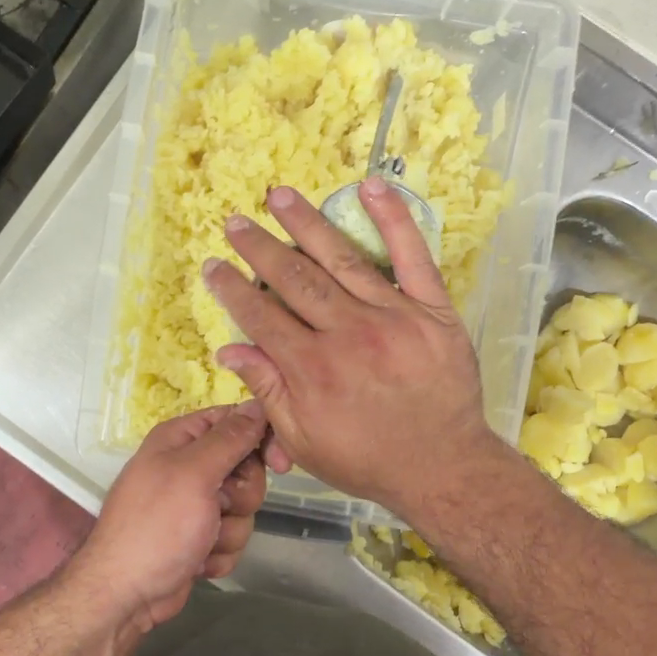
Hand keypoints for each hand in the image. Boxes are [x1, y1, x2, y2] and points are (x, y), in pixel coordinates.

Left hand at [66, 402, 269, 634]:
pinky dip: (218, 553)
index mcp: (180, 439)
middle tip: (218, 506)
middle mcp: (187, 467)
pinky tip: (196, 562)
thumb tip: (256, 406)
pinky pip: (232, 538)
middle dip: (241, 495)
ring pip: (243, 509)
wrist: (128, 593)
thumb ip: (229, 439)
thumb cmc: (156, 526)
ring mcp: (193, 506)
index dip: (260, 439)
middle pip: (247, 469)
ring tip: (200, 541)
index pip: (235, 421)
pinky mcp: (199, 539)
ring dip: (228, 531)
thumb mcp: (194, 473)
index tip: (278, 463)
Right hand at [204, 179, 502, 516]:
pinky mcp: (432, 309)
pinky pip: (412, 256)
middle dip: (259, 248)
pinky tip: (370, 187)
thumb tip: (230, 349)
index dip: (232, 289)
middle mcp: (346, 334)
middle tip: (236, 222)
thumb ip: (267, 390)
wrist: (443, 468)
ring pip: (340, 259)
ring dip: (306, 223)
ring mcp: (392, 316)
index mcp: (310, 369)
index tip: (214, 266)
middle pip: (293, 279)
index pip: (260, 316)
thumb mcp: (303, 440)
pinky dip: (393, 219)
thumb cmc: (366, 459)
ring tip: (280, 197)